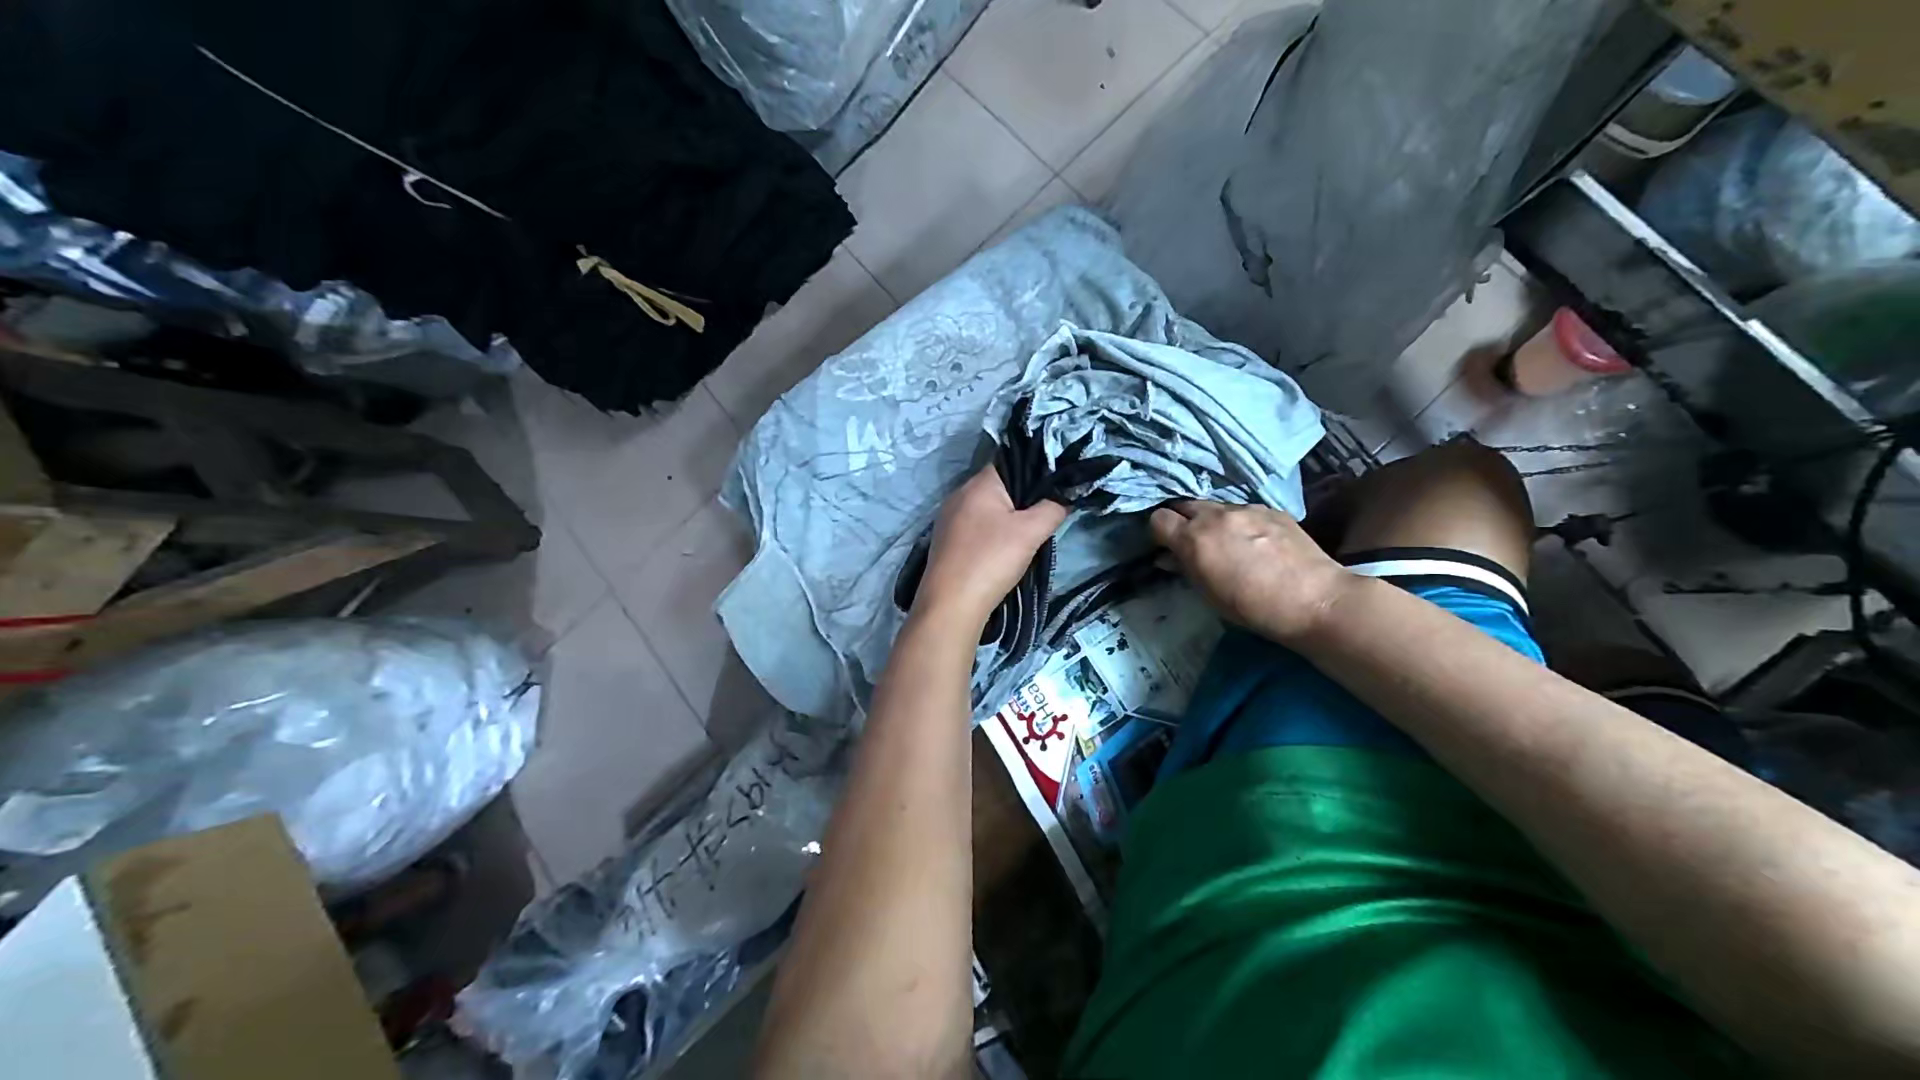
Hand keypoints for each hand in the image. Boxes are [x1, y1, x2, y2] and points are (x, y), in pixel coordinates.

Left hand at [917, 466, 1067, 628]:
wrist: (951, 604)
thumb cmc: (991, 559)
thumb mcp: (1031, 532)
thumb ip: (1053, 508)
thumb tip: (1065, 495)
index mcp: (978, 483)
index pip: (1010, 462)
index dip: (1034, 470)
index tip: (1055, 485)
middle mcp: (959, 494)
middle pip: (998, 487)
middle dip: (1022, 498)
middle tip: (1046, 512)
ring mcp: (948, 519)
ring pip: (986, 509)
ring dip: (1006, 518)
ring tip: (1028, 533)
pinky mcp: (946, 541)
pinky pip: (975, 528)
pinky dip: (991, 534)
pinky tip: (1002, 550)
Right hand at [1149, 500, 1354, 644]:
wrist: (1315, 600)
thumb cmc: (1253, 607)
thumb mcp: (1209, 594)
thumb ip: (1185, 569)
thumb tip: (1168, 557)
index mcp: (1194, 538)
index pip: (1159, 518)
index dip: (1160, 532)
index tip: (1167, 546)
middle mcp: (1217, 516)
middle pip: (1185, 505)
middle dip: (1184, 521)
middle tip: (1192, 542)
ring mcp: (1247, 509)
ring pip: (1217, 507)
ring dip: (1213, 520)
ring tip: (1228, 542)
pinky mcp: (1272, 510)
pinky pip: (1244, 510)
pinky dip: (1241, 522)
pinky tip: (1256, 542)